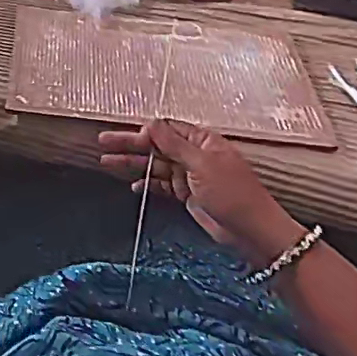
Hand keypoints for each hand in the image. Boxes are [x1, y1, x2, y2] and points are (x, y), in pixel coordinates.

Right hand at [97, 121, 303, 263]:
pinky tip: (133, 185)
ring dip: (131, 164)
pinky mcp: (187, 194)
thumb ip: (174, 144)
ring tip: (107, 162)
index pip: (168, 129)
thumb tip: (152, 124)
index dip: (146, 132)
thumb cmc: (234, 195)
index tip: (127, 136)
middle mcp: (194, 155)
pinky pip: (161, 185)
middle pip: (156, 146)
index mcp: (203, 141)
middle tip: (104, 142)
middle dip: (130, 144)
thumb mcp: (202, 165)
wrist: (252, 232)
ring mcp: (190, 175)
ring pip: (154, 165)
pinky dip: (146, 184)